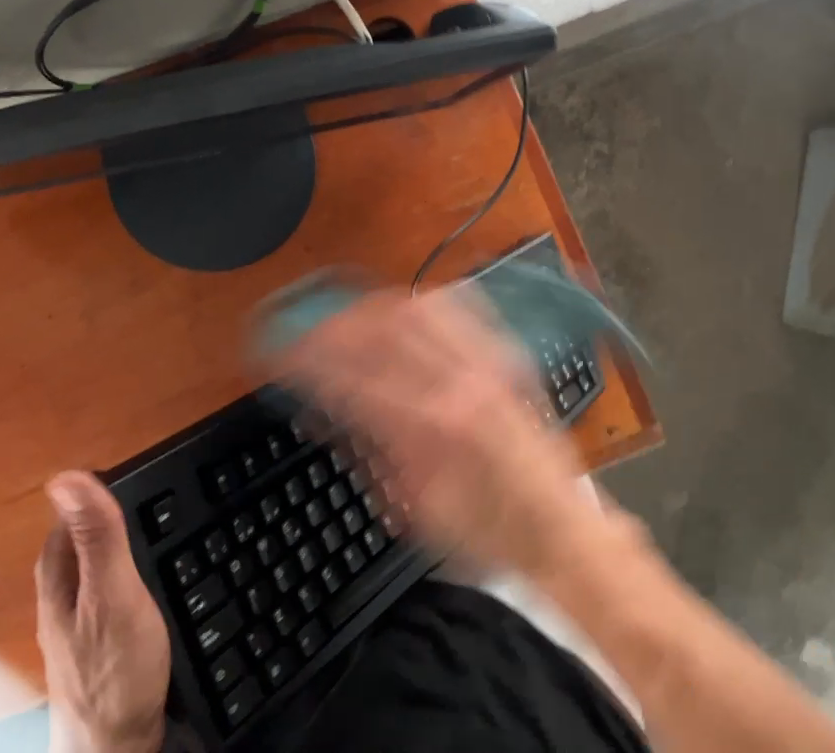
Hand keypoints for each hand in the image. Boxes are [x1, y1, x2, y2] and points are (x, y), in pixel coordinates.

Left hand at [36, 472, 170, 752]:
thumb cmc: (115, 671)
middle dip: (128, 511)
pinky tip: (160, 574)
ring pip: (107, 554)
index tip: (157, 474)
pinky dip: (139, 567)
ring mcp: (79, 607)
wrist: (118, 745)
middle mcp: (62, 583)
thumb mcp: (111, 594)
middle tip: (176, 501)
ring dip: (135, 539)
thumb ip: (96, 536)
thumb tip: (66, 474)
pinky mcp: (100, 628)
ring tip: (175, 529)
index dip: (118, 485)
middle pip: (94, 527)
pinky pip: (118, 579)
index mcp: (58, 567)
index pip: (81, 502)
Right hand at [274, 289, 598, 576]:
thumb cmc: (486, 531)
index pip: (351, 378)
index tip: (277, 353)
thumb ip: (369, 451)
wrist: (557, 528)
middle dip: (329, 324)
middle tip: (301, 333)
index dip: (305, 361)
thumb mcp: (414, 506)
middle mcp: (460, 383)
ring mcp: (487, 363)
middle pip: (378, 329)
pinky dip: (419, 302)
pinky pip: (458, 307)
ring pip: (414, 307)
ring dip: (369, 307)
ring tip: (343, 319)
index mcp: (433, 427)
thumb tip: (324, 413)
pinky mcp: (504, 357)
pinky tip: (400, 309)